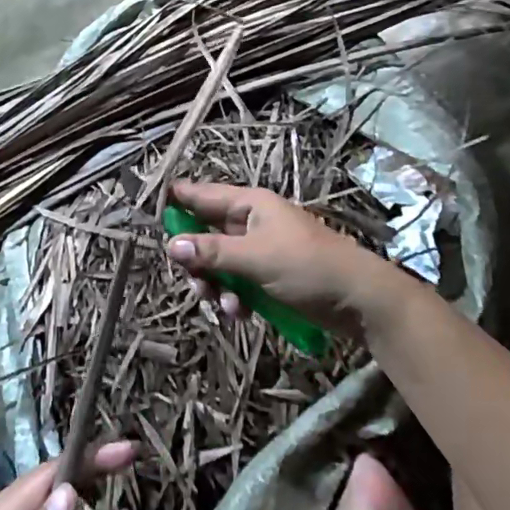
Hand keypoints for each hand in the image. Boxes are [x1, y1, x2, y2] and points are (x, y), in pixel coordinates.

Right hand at [166, 179, 407, 334]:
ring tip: (224, 306)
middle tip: (196, 284)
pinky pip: (238, 281)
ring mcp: (260, 249)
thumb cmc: (307, 267)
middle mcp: (251, 221)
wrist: (361, 301)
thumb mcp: (255, 258)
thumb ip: (212, 251)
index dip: (175, 202)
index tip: (149, 215)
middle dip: (197, 261)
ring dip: (216, 284)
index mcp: (250, 204)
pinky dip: (234, 296)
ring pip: (219, 262)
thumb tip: (171, 245)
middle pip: (205, 234)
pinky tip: (240, 314)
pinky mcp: (269, 275)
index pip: (200, 195)